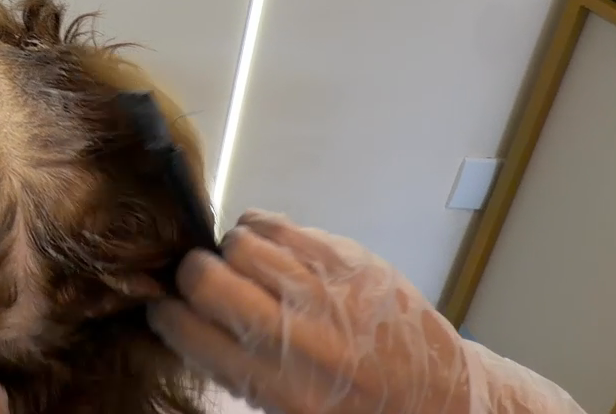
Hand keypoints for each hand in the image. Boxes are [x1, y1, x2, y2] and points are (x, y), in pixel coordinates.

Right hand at [147, 211, 582, 413]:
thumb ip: (232, 365)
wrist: (448, 402)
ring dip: (233, 254)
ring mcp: (326, 293)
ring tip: (252, 271)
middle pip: (204, 276)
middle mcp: (301, 341)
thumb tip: (173, 310)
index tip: (172, 308)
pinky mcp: (344, 257)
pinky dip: (261, 232)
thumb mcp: (286, 411)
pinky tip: (277, 256)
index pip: (185, 329)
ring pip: (236, 242)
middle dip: (193, 274)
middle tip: (208, 283)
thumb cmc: (353, 411)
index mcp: (281, 390)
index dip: (166, 312)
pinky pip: (270, 221)